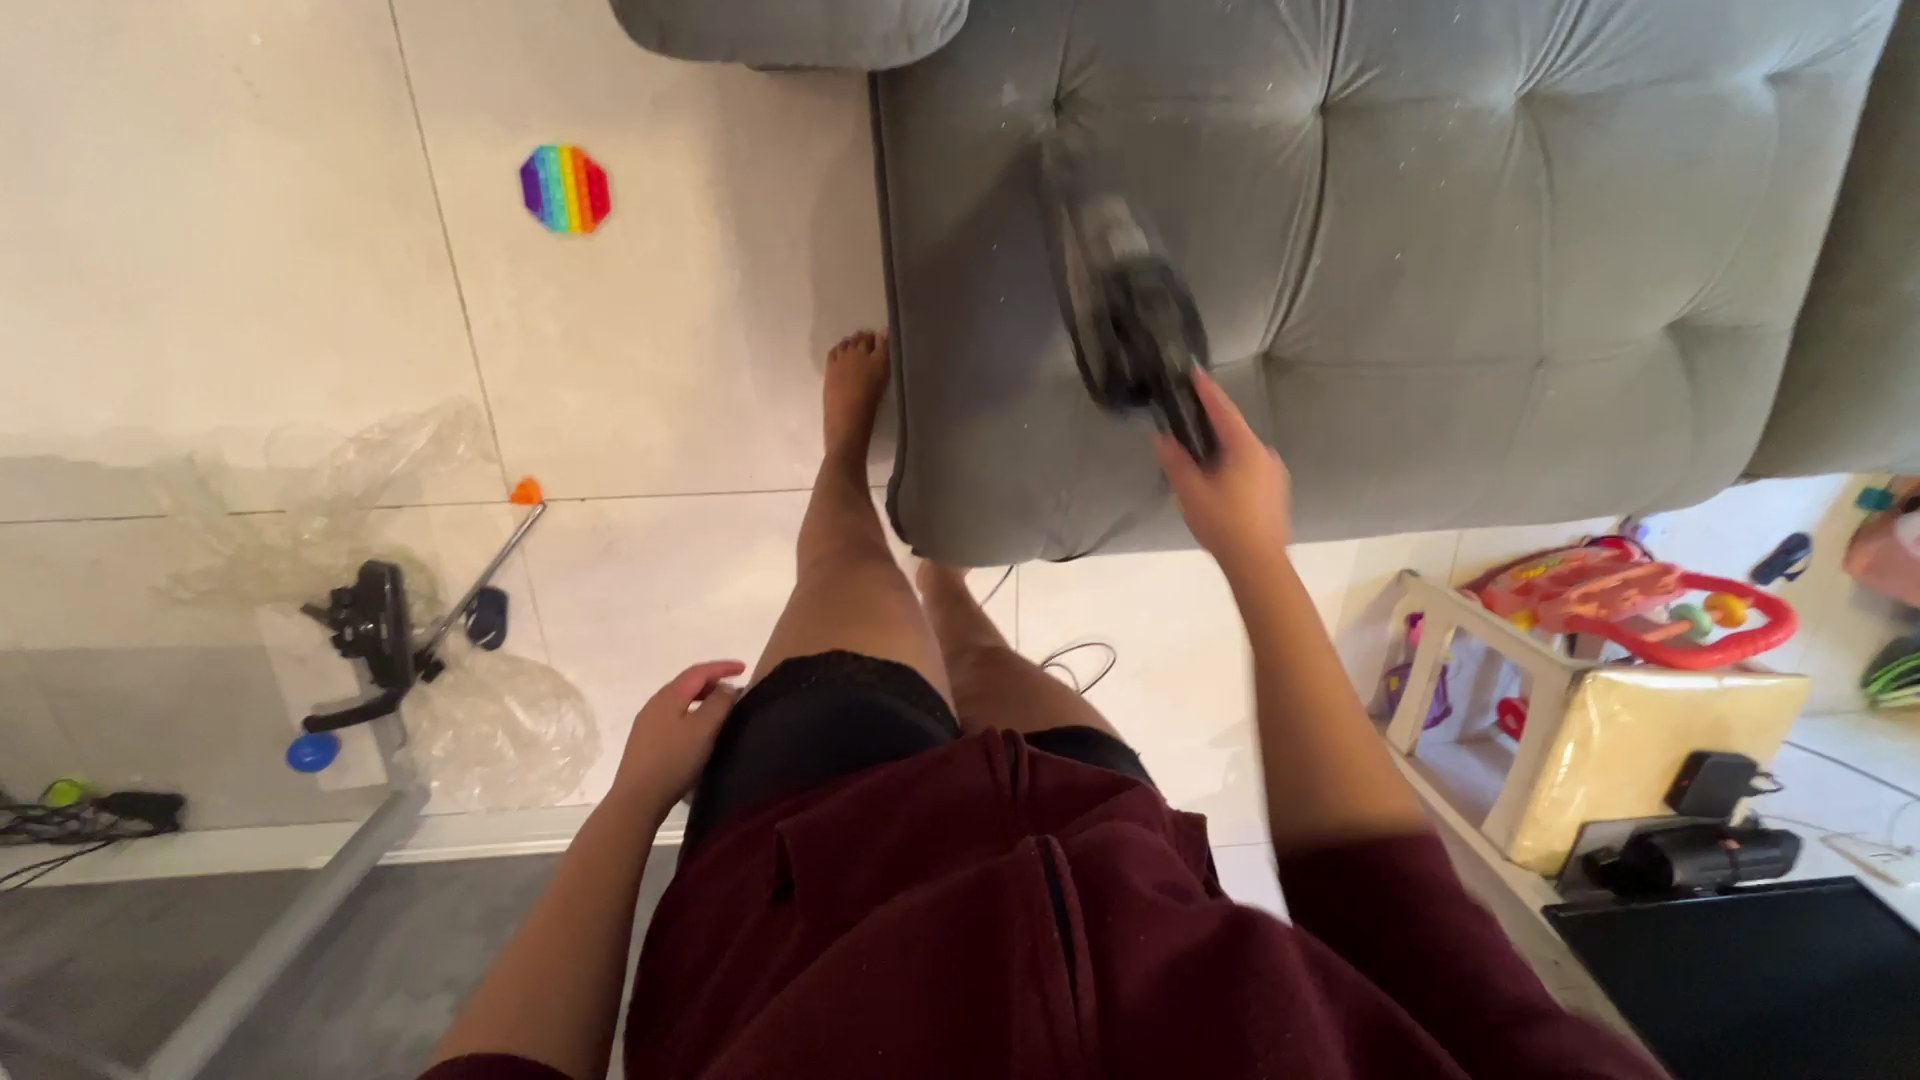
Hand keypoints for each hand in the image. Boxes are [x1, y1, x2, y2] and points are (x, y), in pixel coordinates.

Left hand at [609, 661, 743, 813]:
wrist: (637, 799)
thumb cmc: (674, 760)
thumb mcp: (704, 729)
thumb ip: (719, 703)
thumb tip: (727, 688)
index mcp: (669, 696)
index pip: (699, 671)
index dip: (723, 667)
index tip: (744, 668)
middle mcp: (655, 704)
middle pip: (687, 683)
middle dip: (712, 681)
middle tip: (734, 688)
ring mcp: (647, 723)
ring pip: (679, 700)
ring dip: (702, 698)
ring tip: (720, 708)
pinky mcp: (645, 741)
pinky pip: (673, 715)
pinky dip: (692, 712)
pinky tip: (698, 730)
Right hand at [1154, 371, 1292, 573]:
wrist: (1258, 563)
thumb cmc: (1223, 524)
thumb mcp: (1190, 492)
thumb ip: (1176, 462)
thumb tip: (1162, 439)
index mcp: (1245, 449)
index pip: (1224, 411)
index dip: (1207, 392)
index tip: (1195, 373)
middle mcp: (1265, 455)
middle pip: (1234, 433)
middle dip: (1211, 430)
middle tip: (1187, 428)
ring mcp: (1275, 475)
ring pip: (1242, 455)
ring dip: (1221, 454)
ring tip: (1198, 465)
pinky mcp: (1277, 493)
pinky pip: (1250, 471)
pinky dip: (1232, 470)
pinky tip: (1218, 487)